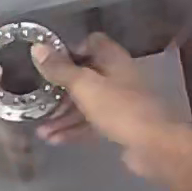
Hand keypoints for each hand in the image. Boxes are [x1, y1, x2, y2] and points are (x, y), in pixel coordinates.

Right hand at [29, 34, 191, 177]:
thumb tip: (37, 48)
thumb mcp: (85, 86)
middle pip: (86, 78)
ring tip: (41, 129)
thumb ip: (60, 69)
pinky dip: (74, 130)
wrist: (154, 146)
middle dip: (61, 90)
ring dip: (64, 116)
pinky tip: (55, 140)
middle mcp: (118, 78)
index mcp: (114, 60)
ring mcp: (120, 104)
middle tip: (39, 101)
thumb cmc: (121, 109)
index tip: (49, 63)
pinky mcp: (120, 128)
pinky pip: (91, 125)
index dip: (70, 50)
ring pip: (87, 105)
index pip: (91, 43)